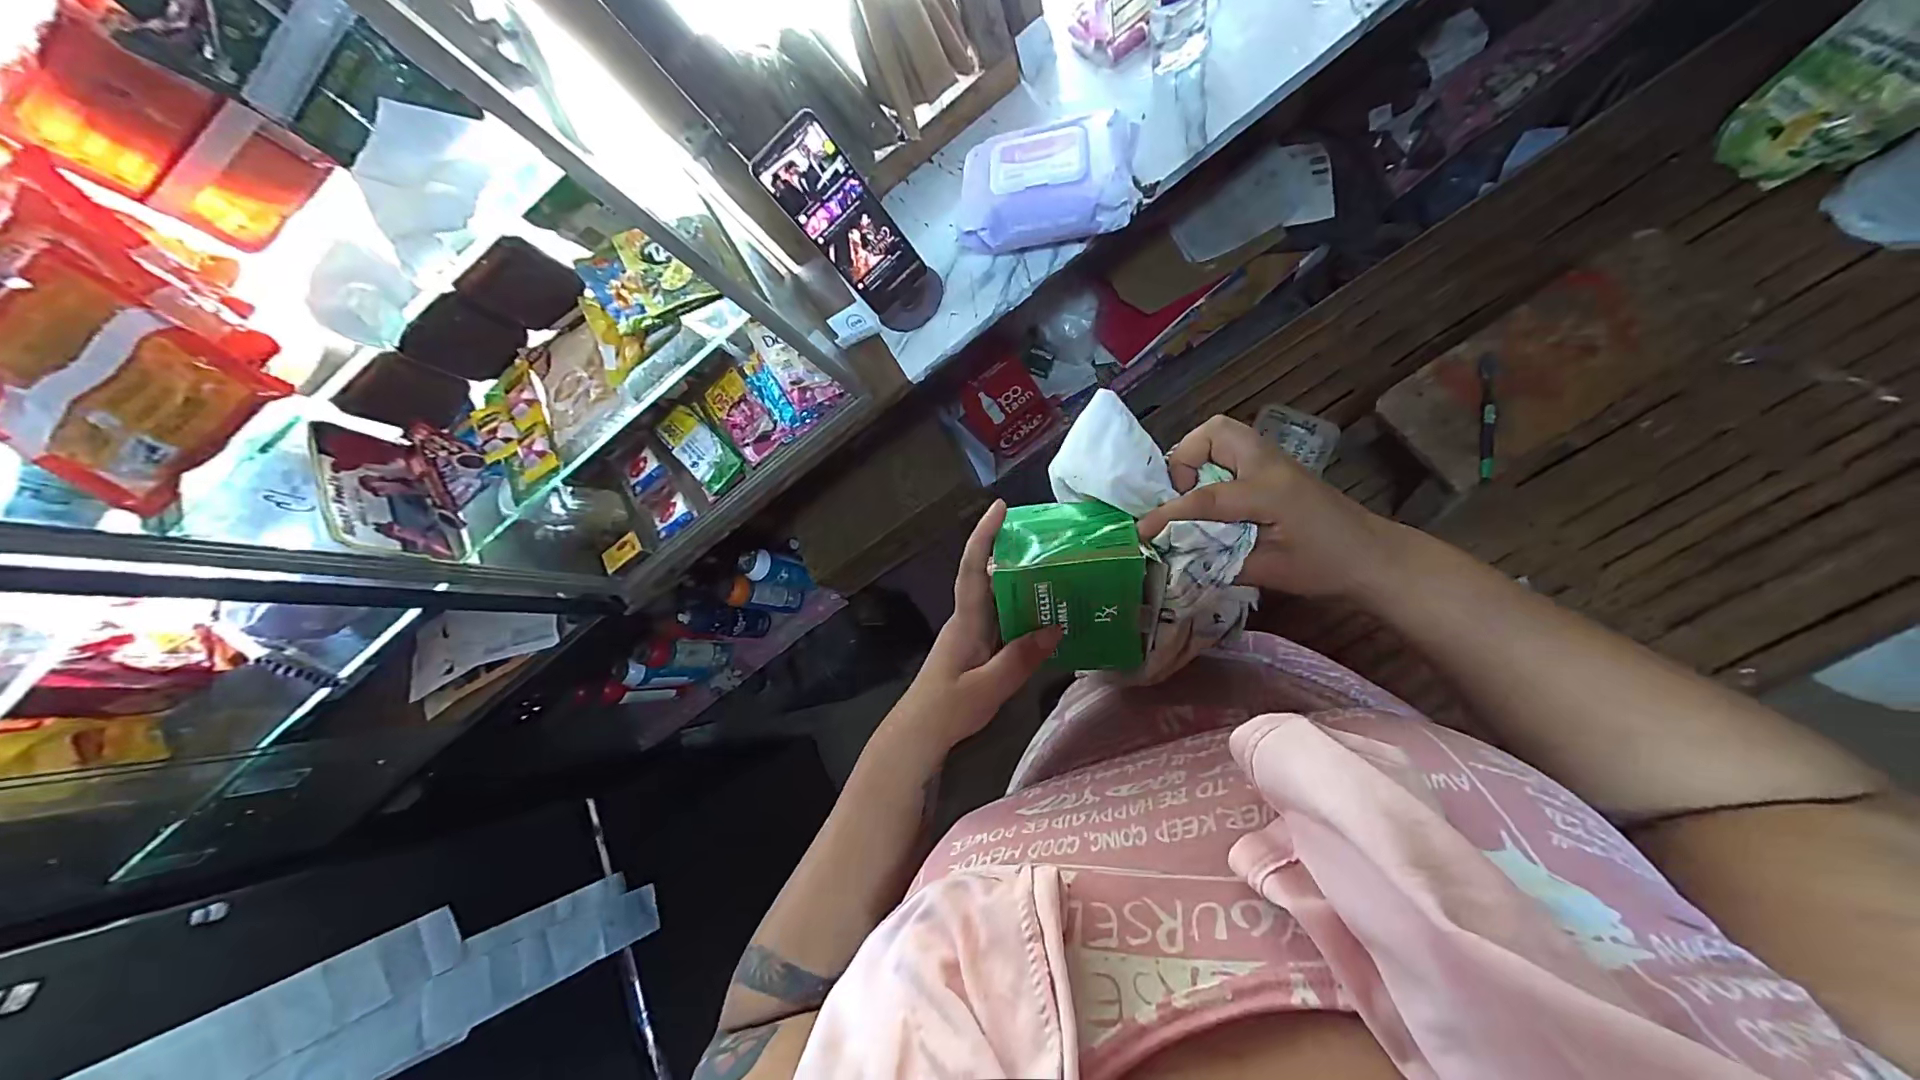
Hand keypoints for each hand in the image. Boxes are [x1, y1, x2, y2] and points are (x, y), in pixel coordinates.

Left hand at [890, 500, 1063, 750]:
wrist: (919, 733)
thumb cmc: (948, 708)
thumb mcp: (990, 687)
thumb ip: (1021, 658)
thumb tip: (1056, 627)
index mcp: (967, 621)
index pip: (974, 568)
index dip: (985, 536)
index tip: (999, 508)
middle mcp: (967, 619)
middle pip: (989, 576)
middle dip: (1013, 553)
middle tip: (1049, 541)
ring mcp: (970, 633)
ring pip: (998, 598)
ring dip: (1021, 583)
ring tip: (1057, 572)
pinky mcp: (976, 647)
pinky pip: (1001, 619)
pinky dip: (1021, 612)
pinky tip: (1044, 617)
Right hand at [1137, 416, 1406, 600]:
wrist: (1374, 556)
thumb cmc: (1325, 567)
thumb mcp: (1269, 572)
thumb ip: (1219, 561)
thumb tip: (1178, 556)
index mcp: (1269, 492)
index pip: (1205, 496)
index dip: (1167, 514)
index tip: (1142, 531)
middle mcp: (1269, 465)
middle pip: (1214, 432)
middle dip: (1186, 459)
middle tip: (1184, 495)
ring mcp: (1274, 461)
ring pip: (1223, 434)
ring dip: (1199, 458)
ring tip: (1197, 495)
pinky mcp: (1276, 467)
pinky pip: (1233, 449)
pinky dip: (1214, 465)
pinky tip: (1218, 499)